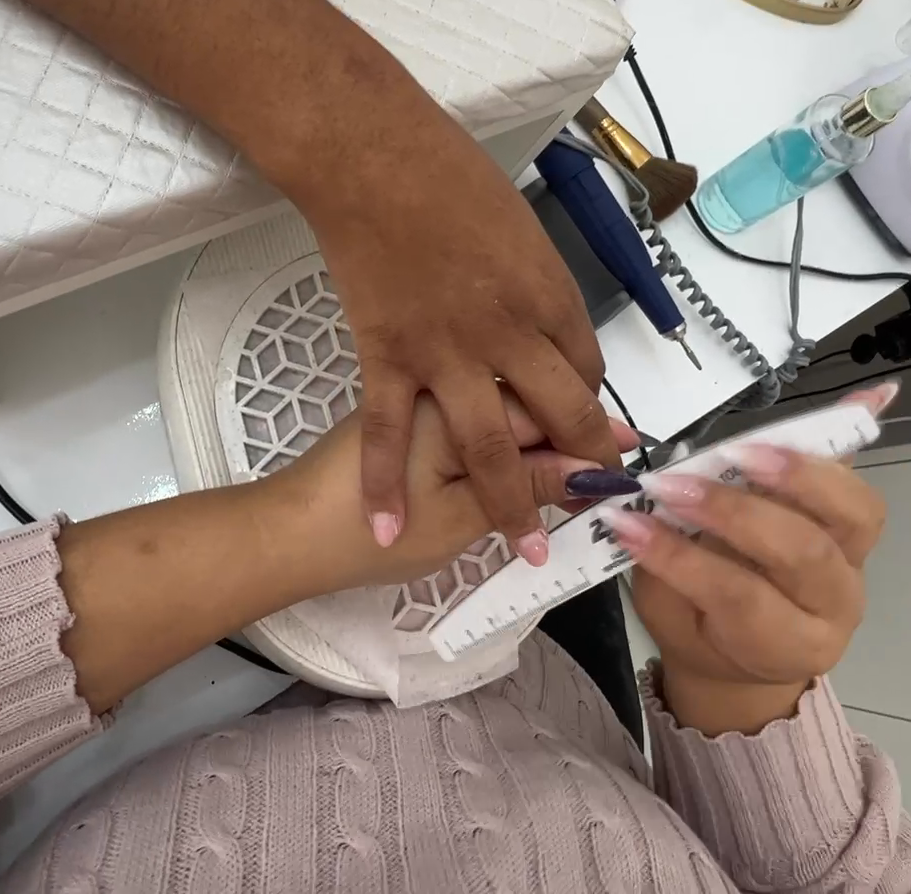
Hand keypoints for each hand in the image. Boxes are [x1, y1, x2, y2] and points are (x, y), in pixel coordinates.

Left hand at [272, 394, 642, 593]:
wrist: (286, 525)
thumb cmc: (367, 533)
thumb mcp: (453, 518)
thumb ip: (521, 485)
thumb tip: (584, 474)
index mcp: (462, 406)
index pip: (545, 420)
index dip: (587, 446)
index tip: (624, 468)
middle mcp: (450, 377)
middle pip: (533, 392)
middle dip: (576, 423)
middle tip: (619, 450)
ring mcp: (427, 378)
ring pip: (507, 383)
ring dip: (545, 408)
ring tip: (585, 433)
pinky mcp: (410, 391)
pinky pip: (474, 385)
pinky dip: (505, 403)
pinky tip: (527, 413)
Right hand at [300, 116, 619, 567]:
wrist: (372, 158)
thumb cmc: (452, 175)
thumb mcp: (520, 226)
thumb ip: (538, 286)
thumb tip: (547, 330)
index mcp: (548, 294)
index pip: (585, 369)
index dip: (591, 406)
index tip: (590, 427)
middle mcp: (509, 335)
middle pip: (559, 417)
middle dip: (580, 464)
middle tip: (589, 499)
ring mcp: (446, 354)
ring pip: (489, 445)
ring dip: (512, 505)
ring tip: (527, 550)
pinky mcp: (387, 359)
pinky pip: (389, 433)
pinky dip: (385, 483)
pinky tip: (390, 526)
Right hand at [598, 385, 897, 734]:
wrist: (745, 652)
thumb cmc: (700, 632)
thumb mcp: (668, 614)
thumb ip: (662, 564)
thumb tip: (639, 506)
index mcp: (783, 643)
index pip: (737, 596)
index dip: (680, 557)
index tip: (624, 523)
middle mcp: (834, 605)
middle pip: (800, 552)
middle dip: (732, 512)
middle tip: (673, 485)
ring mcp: (855, 562)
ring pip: (851, 514)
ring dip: (795, 475)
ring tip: (740, 452)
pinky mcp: (855, 525)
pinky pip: (861, 477)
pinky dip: (860, 437)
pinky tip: (870, 394)